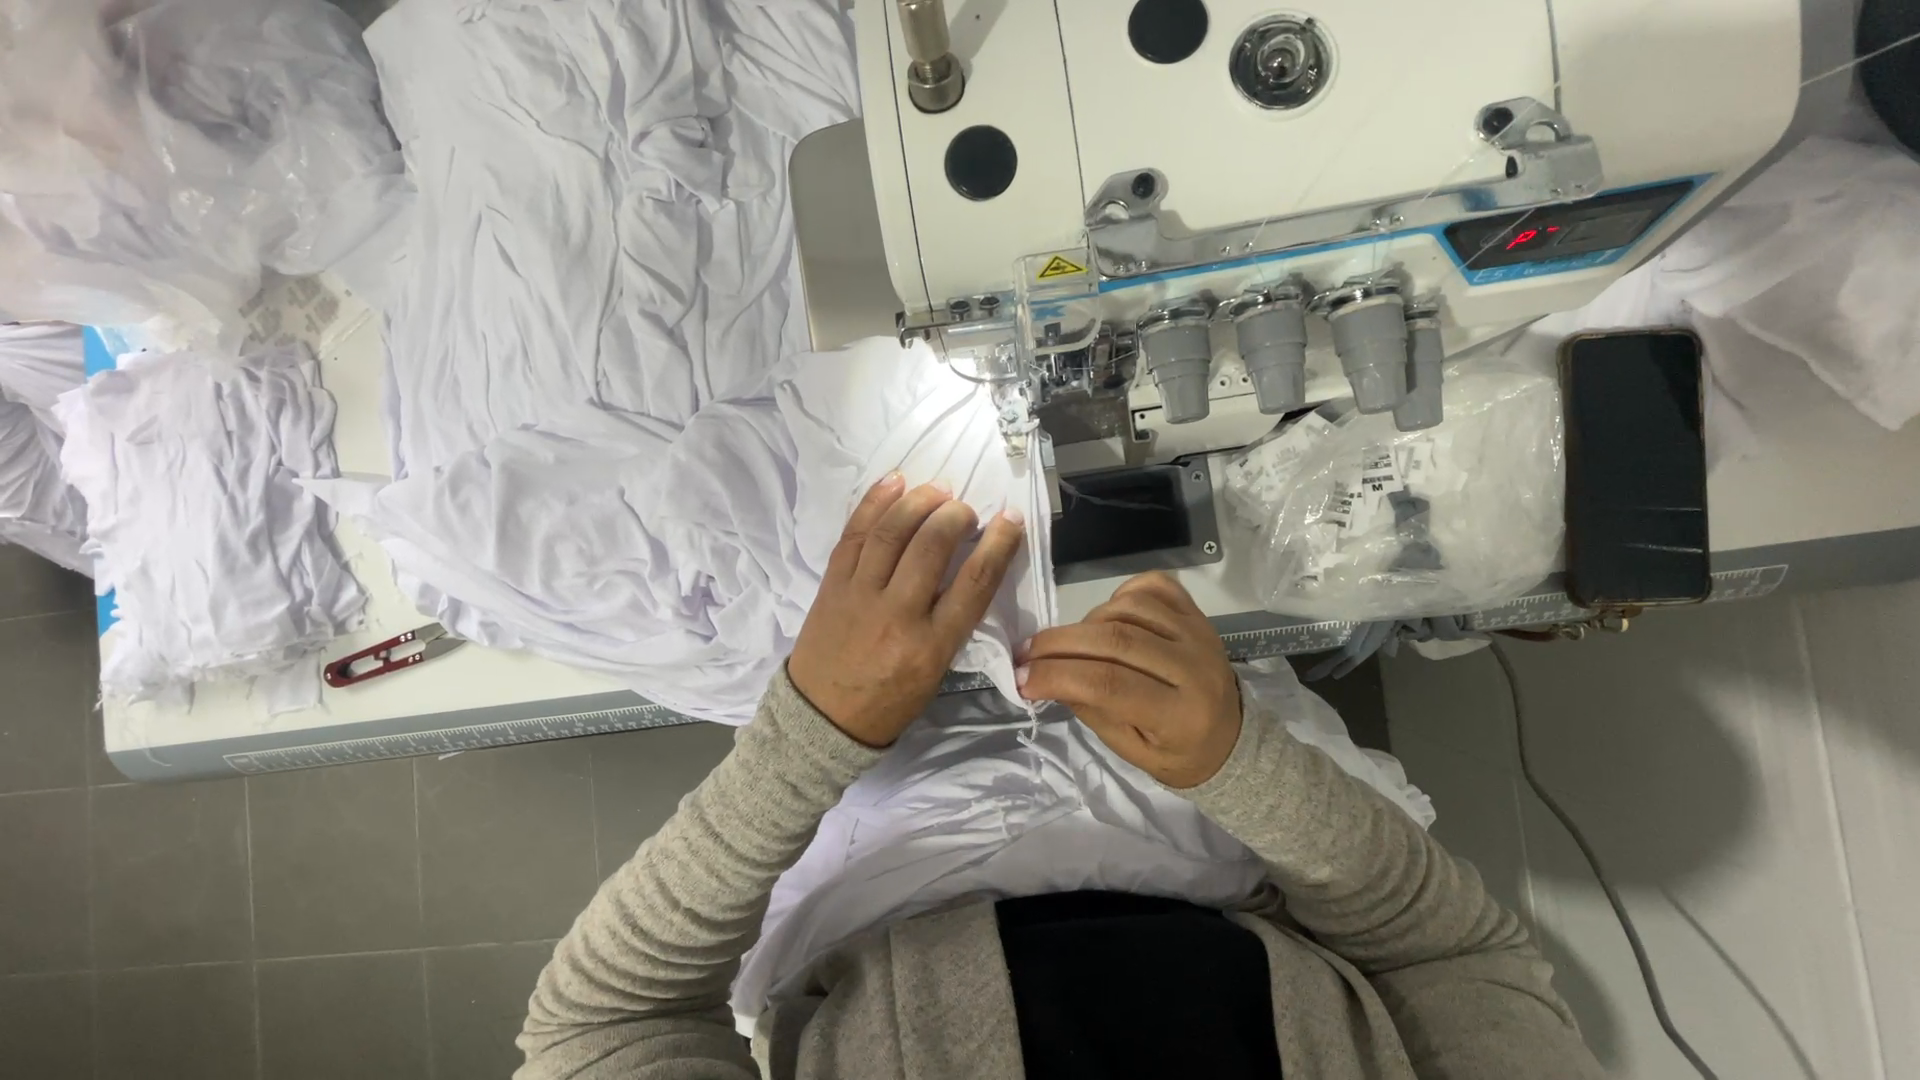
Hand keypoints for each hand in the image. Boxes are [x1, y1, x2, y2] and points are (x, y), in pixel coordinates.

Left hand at [789, 473, 1025, 747]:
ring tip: (937, 490)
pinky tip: (895, 482)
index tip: (1010, 519)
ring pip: (891, 534)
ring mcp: (859, 595)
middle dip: (954, 516)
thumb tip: (968, 569)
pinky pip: (854, 534)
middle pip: (930, 548)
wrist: (821, 719)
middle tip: (964, 508)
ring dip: (918, 502)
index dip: (998, 545)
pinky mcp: (831, 584)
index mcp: (931, 646)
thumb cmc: (888, 701)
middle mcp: (896, 615)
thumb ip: (952, 621)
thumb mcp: (935, 672)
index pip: (973, 584)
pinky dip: (874, 503)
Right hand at [1017, 571, 1240, 788]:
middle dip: (1059, 644)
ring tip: (1069, 643)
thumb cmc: (1176, 753)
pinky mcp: (1197, 614)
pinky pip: (1154, 586)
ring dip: (1086, 622)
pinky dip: (1120, 594)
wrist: (1232, 738)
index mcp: (1181, 715)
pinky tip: (1107, 617)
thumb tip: (1041, 676)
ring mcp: (1198, 634)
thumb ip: (1090, 710)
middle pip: (1115, 640)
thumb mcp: (1130, 751)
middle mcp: (1194, 667)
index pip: (1109, 684)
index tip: (1021, 677)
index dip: (1057, 675)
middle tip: (1026, 653)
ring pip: (1129, 608)